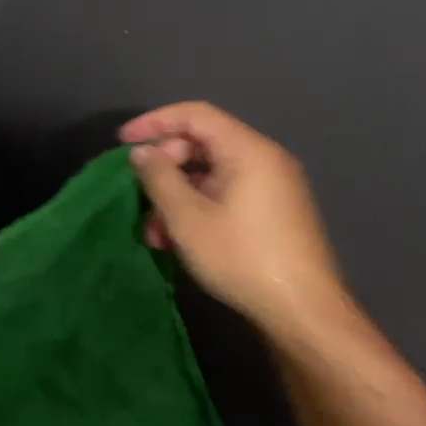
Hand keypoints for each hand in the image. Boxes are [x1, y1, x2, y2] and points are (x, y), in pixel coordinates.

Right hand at [120, 102, 348, 335]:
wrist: (303, 311)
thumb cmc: (241, 257)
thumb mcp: (187, 217)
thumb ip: (159, 177)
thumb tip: (142, 152)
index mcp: (248, 151)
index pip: (195, 115)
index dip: (154, 122)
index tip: (123, 142)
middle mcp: (264, 160)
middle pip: (202, 143)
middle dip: (164, 167)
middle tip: (139, 195)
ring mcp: (272, 187)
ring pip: (209, 174)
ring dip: (175, 195)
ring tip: (154, 232)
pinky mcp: (272, 212)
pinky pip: (224, 193)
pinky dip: (196, 207)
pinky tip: (177, 240)